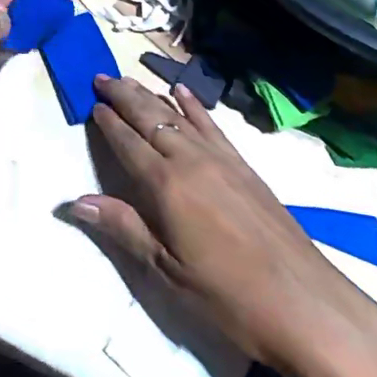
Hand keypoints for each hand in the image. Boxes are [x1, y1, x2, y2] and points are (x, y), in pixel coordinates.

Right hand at [70, 77, 376, 376]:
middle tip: (102, 76)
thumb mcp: (167, 271)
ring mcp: (221, 158)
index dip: (109, 122)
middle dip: (124, 96)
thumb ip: (123, 228)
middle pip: (151, 118)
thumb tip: (74, 201)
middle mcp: (191, 160)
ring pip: (178, 115)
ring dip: (152, 95)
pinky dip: (194, 105)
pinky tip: (183, 92)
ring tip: (130, 79)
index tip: (92, 102)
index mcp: (167, 185)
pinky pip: (212, 125)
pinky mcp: (243, 165)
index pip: (129, 143)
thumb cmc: (227, 295)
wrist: (303, 300)